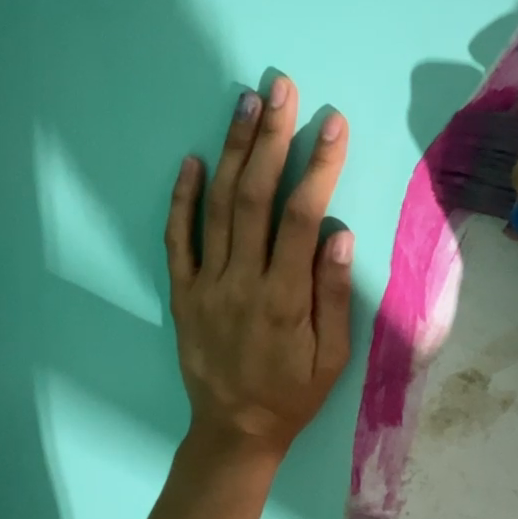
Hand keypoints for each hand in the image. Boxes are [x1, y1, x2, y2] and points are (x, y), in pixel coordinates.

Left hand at [164, 76, 354, 457]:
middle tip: (281, 88)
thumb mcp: (332, 356)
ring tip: (246, 105)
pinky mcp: (182, 293)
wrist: (235, 430)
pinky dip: (181, 199)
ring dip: (232, 152)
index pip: (302, 216)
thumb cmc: (293, 394)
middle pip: (254, 197)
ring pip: (217, 207)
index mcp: (286, 296)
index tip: (332, 122)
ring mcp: (206, 285)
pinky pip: (177, 240)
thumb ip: (333, 294)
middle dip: (271, 138)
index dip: (318, 165)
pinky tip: (191, 159)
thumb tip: (340, 232)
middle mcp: (243, 281)